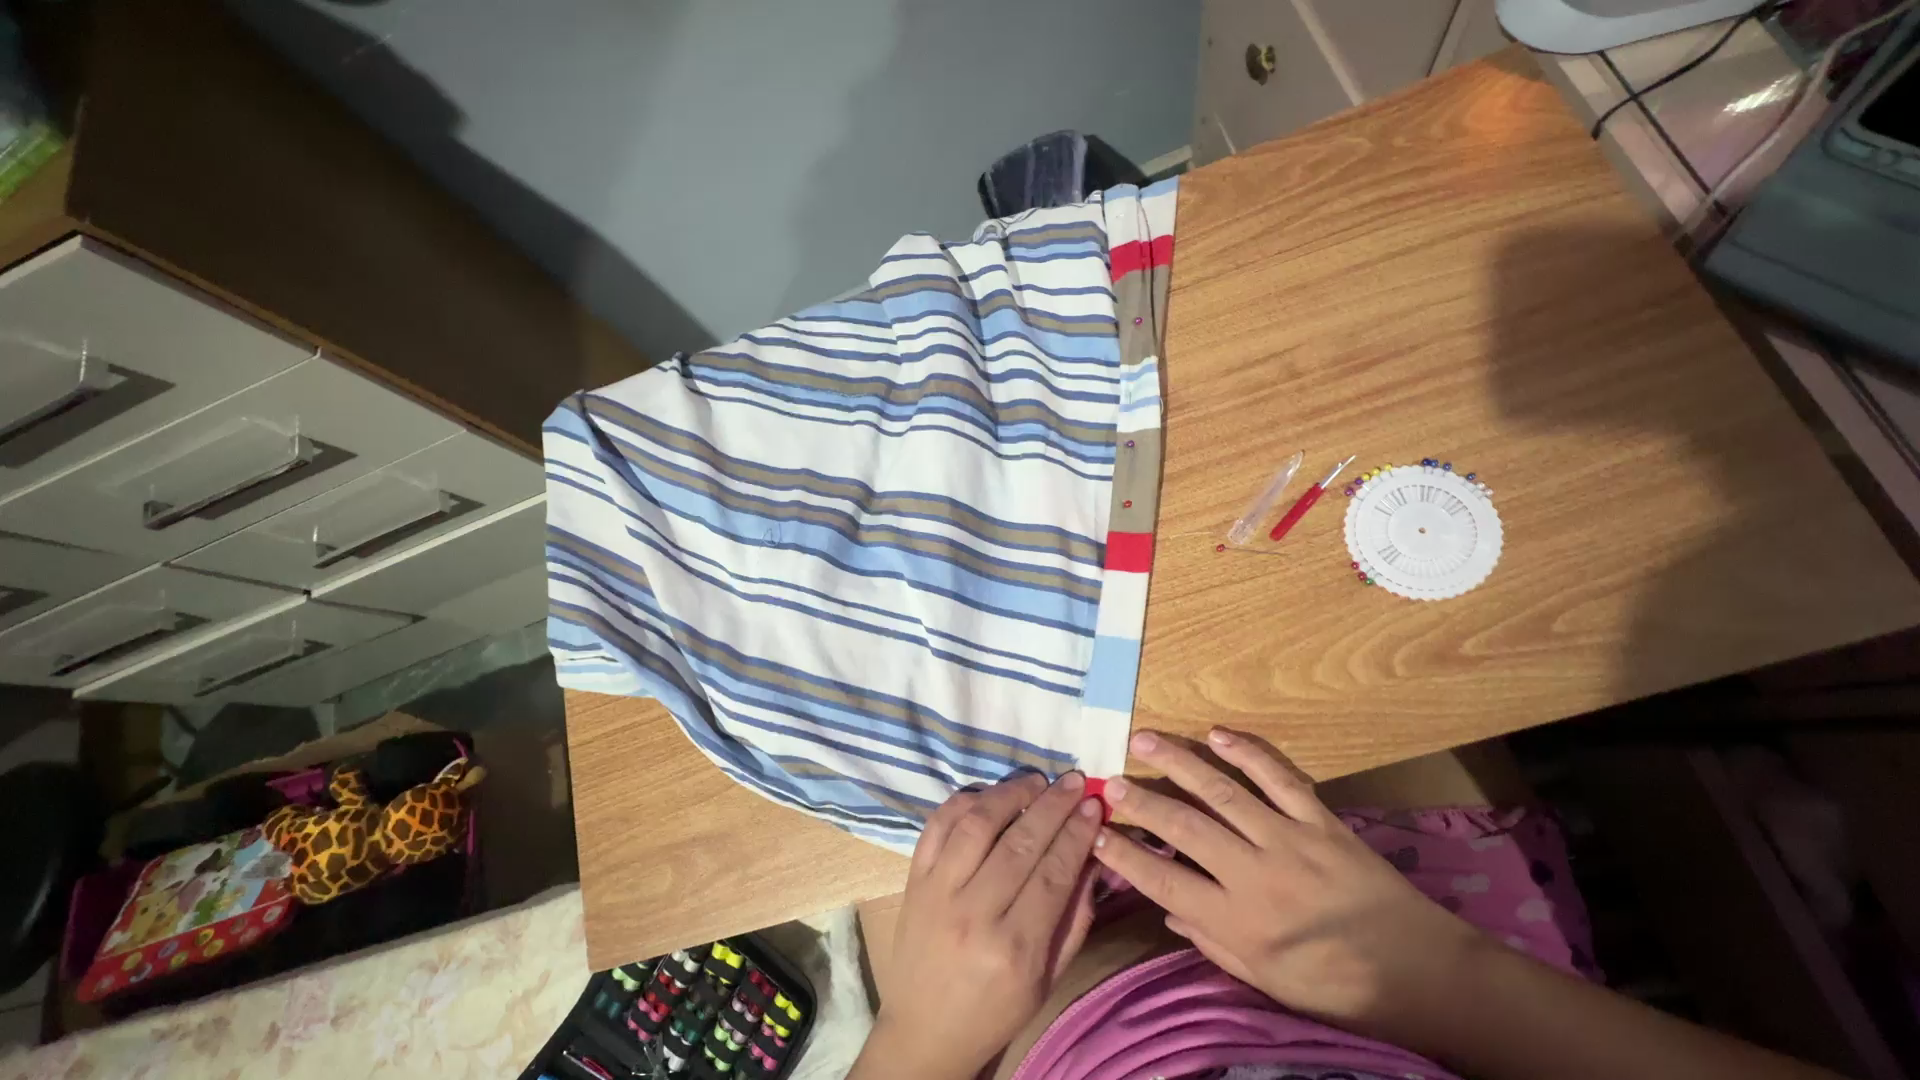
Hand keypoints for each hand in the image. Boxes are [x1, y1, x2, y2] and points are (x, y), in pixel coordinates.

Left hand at [850, 772, 1103, 1079]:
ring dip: (1009, 794)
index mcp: (1014, 948)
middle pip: (1020, 843)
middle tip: (1074, 781)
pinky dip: (964, 801)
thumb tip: (1093, 857)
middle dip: (1052, 806)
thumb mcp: (1048, 978)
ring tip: (1035, 780)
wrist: (924, 1032)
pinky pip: (937, 826)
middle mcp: (973, 913)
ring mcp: (937, 891)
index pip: (1053, 873)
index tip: (1094, 805)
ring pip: (976, 824)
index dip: (1076, 833)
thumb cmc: (996, 1011)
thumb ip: (1075, 918)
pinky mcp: (913, 879)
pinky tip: (990, 794)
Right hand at [1092, 728, 1487, 1043]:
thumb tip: (1164, 909)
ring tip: (1143, 740)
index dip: (1124, 857)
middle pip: (1184, 830)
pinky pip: (1279, 778)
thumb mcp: (1264, 979)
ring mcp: (1289, 841)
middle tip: (1109, 781)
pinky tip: (1216, 734)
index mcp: (1238, 924)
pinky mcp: (1321, 821)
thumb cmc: (1333, 985)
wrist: (1417, 970)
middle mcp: (1256, 877)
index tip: (1094, 835)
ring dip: (1178, 764)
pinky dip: (1248, 753)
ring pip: (1222, 794)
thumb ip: (1210, 941)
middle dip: (1141, 803)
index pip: (1165, 884)